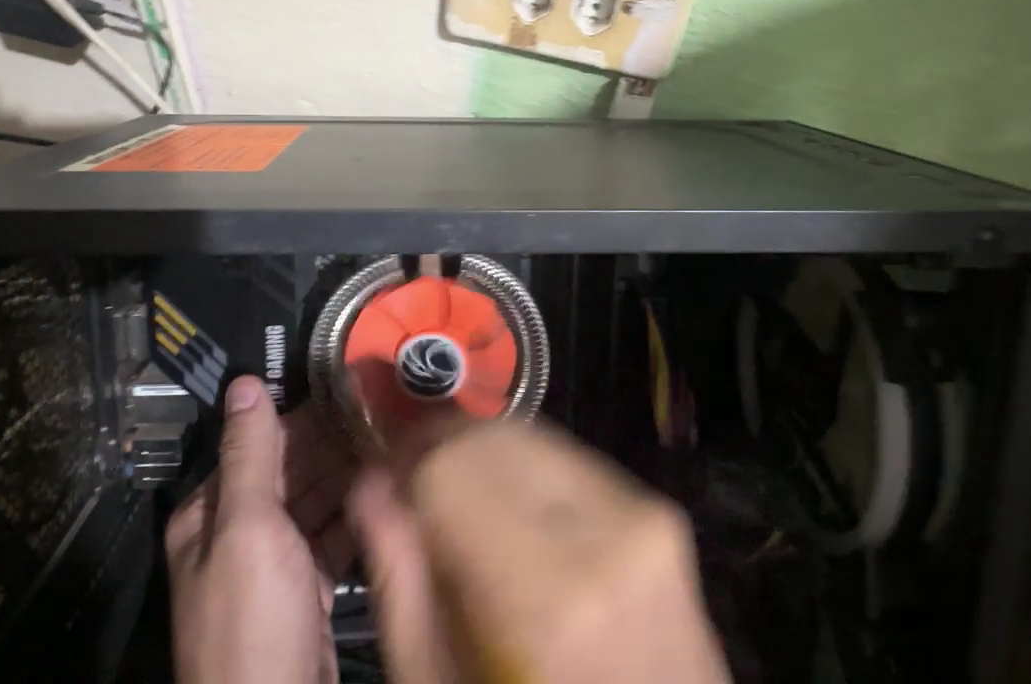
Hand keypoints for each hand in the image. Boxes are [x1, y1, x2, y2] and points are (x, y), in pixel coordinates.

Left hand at [166, 377, 359, 683]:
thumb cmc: (252, 623)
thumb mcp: (248, 529)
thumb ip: (251, 455)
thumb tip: (244, 384)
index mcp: (212, 515)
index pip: (259, 446)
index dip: (303, 417)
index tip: (350, 390)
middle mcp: (239, 535)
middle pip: (289, 473)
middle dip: (332, 444)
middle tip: (383, 414)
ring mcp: (274, 566)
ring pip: (314, 504)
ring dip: (347, 477)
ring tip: (392, 446)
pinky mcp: (306, 593)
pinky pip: (330, 540)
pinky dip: (353, 518)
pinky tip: (383, 497)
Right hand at [348, 420, 730, 683]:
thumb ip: (403, 583)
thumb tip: (371, 483)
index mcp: (546, 595)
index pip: (452, 465)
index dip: (406, 459)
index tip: (384, 475)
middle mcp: (604, 533)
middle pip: (494, 438)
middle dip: (442, 448)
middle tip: (412, 479)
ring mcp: (642, 514)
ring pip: (531, 435)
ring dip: (484, 453)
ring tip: (460, 494)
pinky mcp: (658, 509)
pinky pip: (570, 457)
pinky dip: (527, 468)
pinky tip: (512, 507)